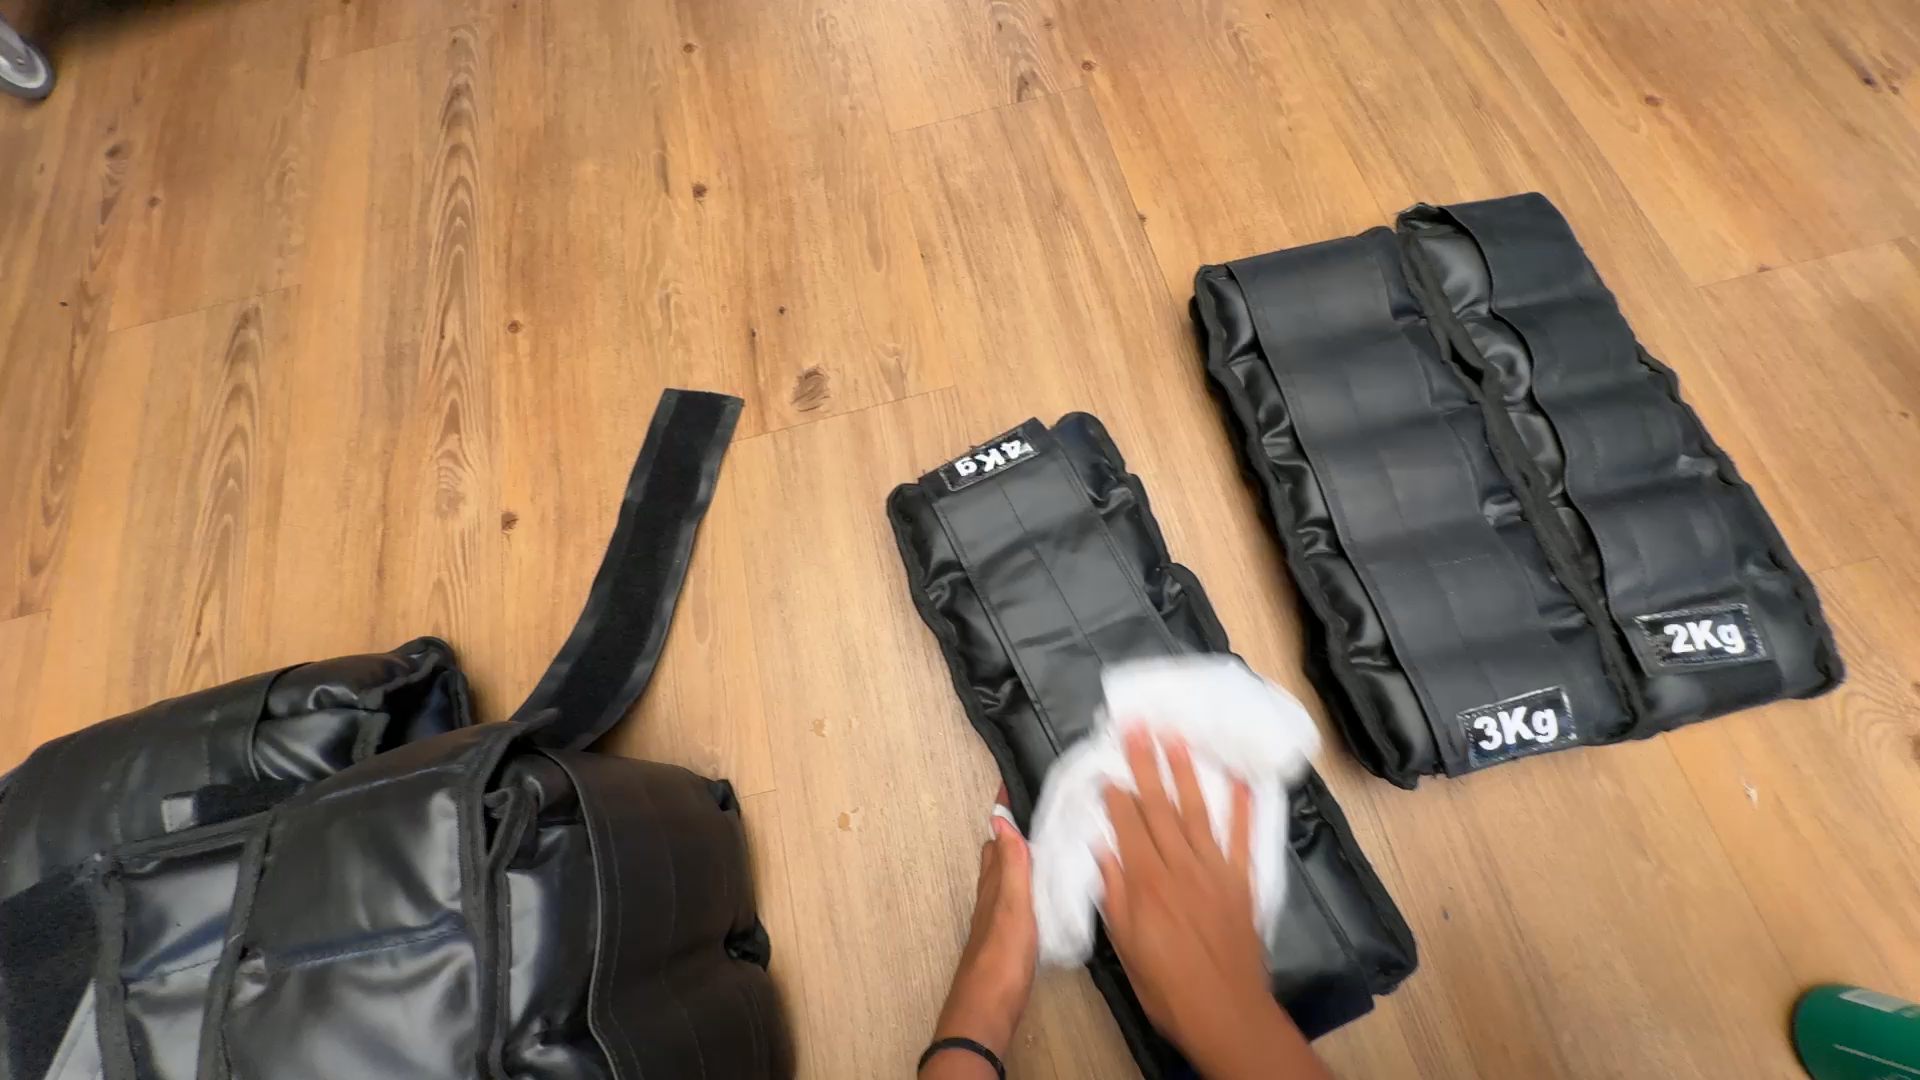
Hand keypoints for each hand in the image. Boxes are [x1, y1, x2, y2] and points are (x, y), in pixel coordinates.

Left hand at [927, 788, 1036, 1073]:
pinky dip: (1021, 880)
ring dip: (1014, 852)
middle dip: (1007, 827)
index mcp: (994, 882)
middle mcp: (992, 894)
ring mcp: (997, 914)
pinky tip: (1032, 888)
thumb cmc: (1000, 960)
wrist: (988, 1010)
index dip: (1003, 810)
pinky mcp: (1005, 935)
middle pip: (998, 851)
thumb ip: (1011, 864)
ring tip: (1029, 838)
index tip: (1008, 783)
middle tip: (1022, 806)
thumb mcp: (1013, 905)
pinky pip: (1012, 895)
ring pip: (1003, 872)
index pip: (998, 835)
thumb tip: (1000, 818)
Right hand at [1098, 730, 1329, 1079]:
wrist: (1228, 1016)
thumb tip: (1099, 845)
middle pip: (1158, 805)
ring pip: (1195, 810)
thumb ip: (1114, 891)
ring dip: (1185, 770)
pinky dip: (1242, 807)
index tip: (1107, 764)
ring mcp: (1214, 870)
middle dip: (1146, 762)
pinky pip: (1242, 837)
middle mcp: (1180, 865)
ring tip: (1176, 736)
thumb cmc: (1167, 985)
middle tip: (1138, 726)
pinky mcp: (1241, 881)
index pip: (1127, 823)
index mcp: (1147, 881)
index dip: (1116, 792)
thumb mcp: (1126, 944)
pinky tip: (1240, 779)